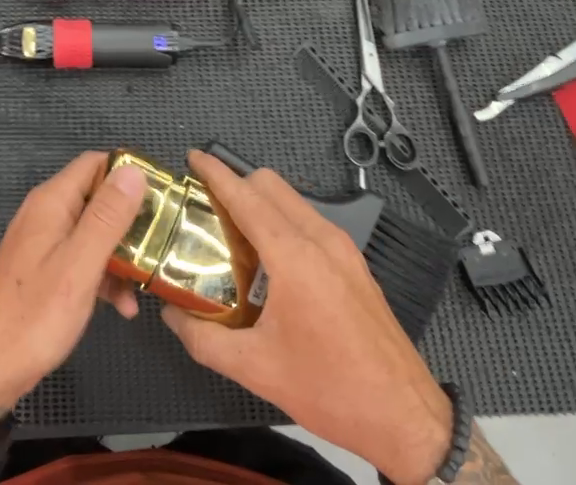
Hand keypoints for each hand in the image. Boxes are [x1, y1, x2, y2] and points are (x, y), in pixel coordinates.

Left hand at [0, 152, 147, 422]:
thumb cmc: (34, 318)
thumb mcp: (79, 265)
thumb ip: (106, 217)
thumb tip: (133, 170)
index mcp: (51, 203)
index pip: (95, 164)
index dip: (130, 174)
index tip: (164, 198)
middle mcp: (45, 214)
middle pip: (97, 197)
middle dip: (131, 219)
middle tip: (164, 244)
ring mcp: (42, 243)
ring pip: (93, 232)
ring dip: (121, 253)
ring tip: (147, 283)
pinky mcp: (44, 270)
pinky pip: (81, 258)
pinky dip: (103, 275)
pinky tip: (123, 306)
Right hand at [161, 152, 454, 484]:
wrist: (404, 417)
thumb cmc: (329, 389)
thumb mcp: (254, 369)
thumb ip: (203, 339)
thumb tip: (172, 315)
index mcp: (294, 256)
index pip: (246, 196)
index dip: (215, 171)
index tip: (192, 158)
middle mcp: (321, 240)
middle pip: (271, 184)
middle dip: (234, 183)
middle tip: (203, 206)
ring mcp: (344, 249)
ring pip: (293, 200)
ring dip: (259, 202)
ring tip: (228, 233)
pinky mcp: (355, 264)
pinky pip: (309, 222)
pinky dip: (281, 221)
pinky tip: (264, 260)